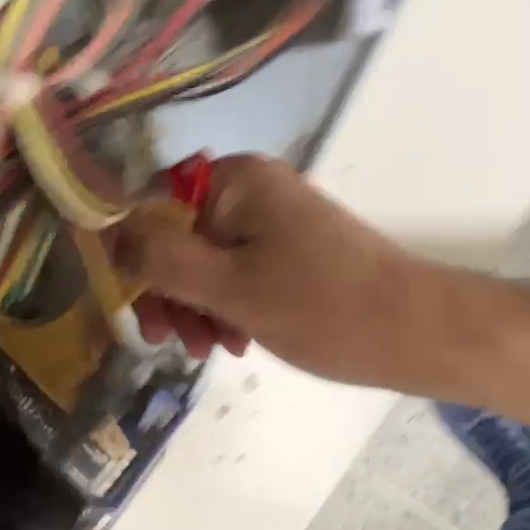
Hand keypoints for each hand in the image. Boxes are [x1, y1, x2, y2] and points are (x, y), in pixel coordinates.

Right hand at [111, 154, 453, 387]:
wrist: (423, 333)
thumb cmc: (323, 307)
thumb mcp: (228, 287)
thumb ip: (160, 257)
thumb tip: (107, 231)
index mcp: (235, 179)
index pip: (153, 205)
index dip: (135, 255)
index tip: (137, 307)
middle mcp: (252, 187)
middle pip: (177, 235)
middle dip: (169, 291)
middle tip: (173, 342)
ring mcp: (274, 218)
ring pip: (206, 260)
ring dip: (196, 306)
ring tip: (211, 349)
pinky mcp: (291, 248)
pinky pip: (237, 271)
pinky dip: (227, 305)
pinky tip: (236, 342)